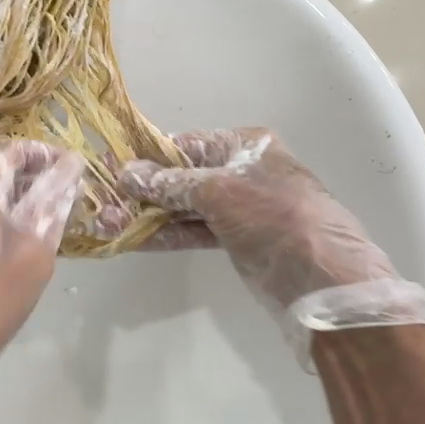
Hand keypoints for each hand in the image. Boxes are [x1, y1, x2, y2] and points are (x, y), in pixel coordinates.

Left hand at [0, 141, 83, 423]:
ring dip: (11, 205)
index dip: (48, 157)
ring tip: (43, 229)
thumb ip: (52, 204)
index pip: (15, 151)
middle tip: (65, 205)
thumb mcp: (33, 254)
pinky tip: (8, 250)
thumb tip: (69, 167)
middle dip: (31, 182)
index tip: (75, 174)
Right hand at [117, 128, 424, 356]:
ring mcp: (237, 208)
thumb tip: (126, 173)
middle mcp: (240, 171)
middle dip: (140, 192)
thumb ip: (171, 183)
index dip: (146, 158)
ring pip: (181, 207)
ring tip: (106, 224)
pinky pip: (190, 232)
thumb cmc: (277, 218)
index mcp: (244, 146)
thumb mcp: (221, 192)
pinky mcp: (234, 239)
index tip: (110, 170)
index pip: (183, 146)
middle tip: (101, 205)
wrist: (323, 277)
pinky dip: (163, 235)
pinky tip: (130, 238)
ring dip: (145, 216)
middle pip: (179, 177)